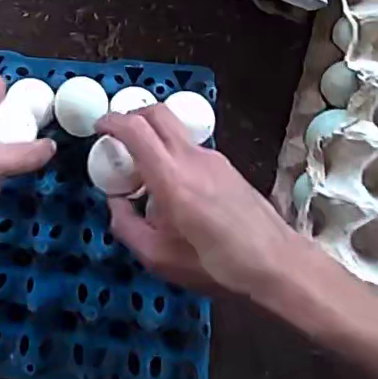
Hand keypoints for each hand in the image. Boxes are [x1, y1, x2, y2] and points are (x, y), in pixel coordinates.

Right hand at [98, 106, 306, 297]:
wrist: (277, 265)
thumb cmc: (216, 265)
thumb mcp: (157, 257)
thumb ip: (126, 226)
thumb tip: (115, 203)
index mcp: (171, 177)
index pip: (136, 129)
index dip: (112, 121)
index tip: (99, 129)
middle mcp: (192, 157)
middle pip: (157, 113)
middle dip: (132, 116)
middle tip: (117, 137)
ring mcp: (213, 158)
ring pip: (175, 130)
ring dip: (154, 138)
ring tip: (145, 173)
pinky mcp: (227, 167)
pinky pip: (190, 149)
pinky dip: (173, 154)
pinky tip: (174, 189)